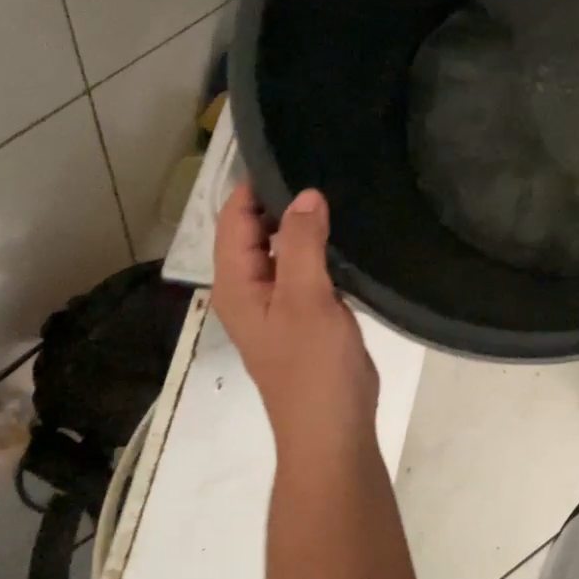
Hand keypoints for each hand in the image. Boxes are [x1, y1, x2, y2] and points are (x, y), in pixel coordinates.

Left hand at [212, 184, 378, 458]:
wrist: (331, 428)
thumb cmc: (312, 366)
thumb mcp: (306, 299)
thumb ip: (302, 245)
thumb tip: (305, 194)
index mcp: (237, 287)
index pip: (234, 223)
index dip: (252, 188)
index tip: (285, 151)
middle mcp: (250, 292)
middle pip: (253, 234)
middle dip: (277, 199)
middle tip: (319, 162)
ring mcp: (278, 305)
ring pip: (280, 249)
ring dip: (298, 221)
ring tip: (334, 188)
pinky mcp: (306, 314)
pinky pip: (303, 266)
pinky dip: (316, 244)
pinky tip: (345, 233)